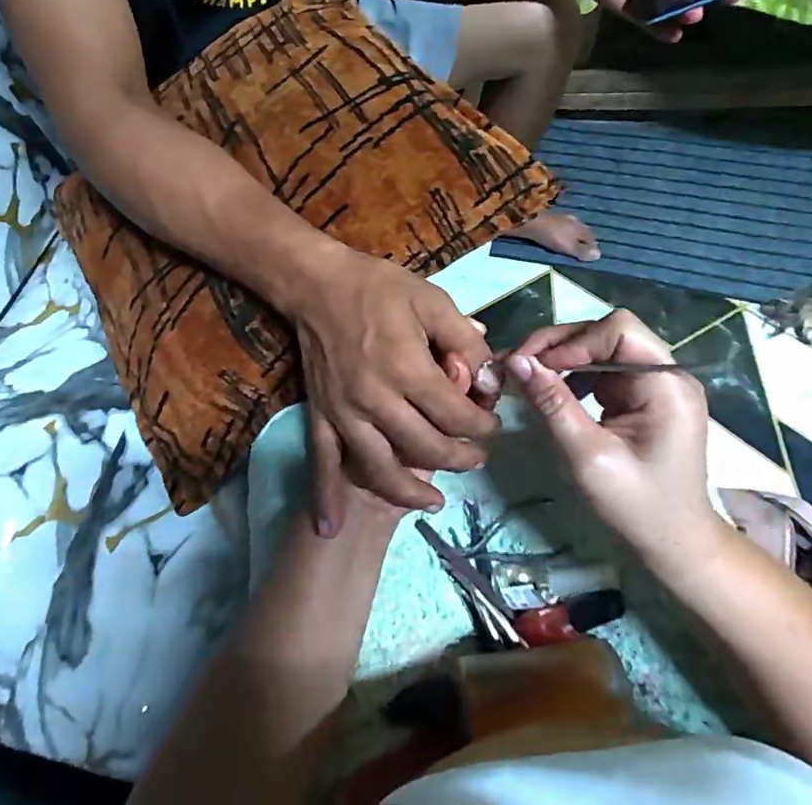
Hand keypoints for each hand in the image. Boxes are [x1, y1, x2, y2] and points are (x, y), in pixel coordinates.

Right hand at [291, 251, 499, 534]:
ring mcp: (344, 413)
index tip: (493, 423)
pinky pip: (323, 462)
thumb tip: (489, 377)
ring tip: (435, 499)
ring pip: (380, 468)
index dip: (483, 425)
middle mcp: (376, 401)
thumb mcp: (433, 300)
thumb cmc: (379, 289)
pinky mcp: (321, 415)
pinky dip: (327, 497)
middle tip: (477, 456)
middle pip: (426, 448)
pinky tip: (332, 528)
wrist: (318, 284)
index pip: (456, 416)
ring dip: (410, 491)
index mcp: (408, 370)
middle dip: (460, 458)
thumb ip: (465, 340)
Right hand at [505, 310, 711, 562]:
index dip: (572, 341)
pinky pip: (605, 367)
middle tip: (521, 365)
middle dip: (562, 345)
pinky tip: (554, 390)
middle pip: (609, 332)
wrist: (675, 544)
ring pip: (603, 346)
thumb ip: (552, 404)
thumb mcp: (587, 456)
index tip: (534, 365)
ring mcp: (657, 383)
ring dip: (564, 357)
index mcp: (667, 384)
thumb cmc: (637, 506)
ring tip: (530, 376)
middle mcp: (668, 373)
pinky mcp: (644, 395)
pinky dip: (575, 372)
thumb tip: (515, 360)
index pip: (619, 330)